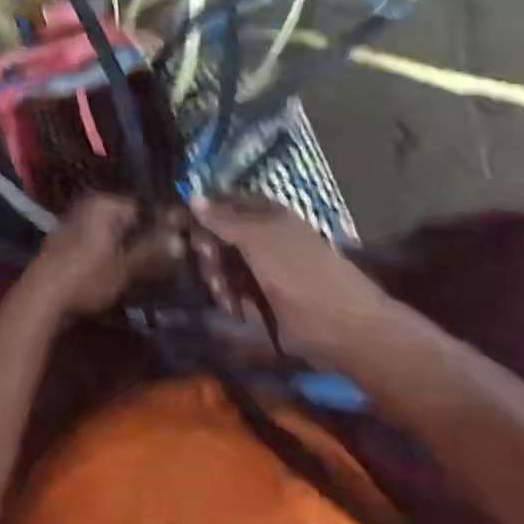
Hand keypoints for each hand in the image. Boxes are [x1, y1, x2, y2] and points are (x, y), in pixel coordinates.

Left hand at [23, 193, 181, 316]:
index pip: (145, 207)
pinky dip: (109, 250)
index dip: (163, 225)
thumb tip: (180, 239)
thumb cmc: (87, 277)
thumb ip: (153, 251)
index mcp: (105, 204)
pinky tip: (119, 268)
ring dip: (127, 245)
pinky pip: (97, 239)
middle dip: (145, 236)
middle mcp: (89, 205)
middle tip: (165, 258)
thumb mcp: (125, 267)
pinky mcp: (67, 238)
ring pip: (112, 230)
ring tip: (146, 266)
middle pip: (127, 218)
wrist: (42, 294)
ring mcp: (76, 220)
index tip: (178, 243)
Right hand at [191, 192, 398, 357]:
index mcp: (264, 214)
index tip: (180, 229)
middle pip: (217, 234)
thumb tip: (191, 196)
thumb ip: (223, 218)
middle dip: (206, 250)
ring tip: (223, 293)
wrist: (343, 327)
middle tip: (209, 266)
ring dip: (215, 276)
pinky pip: (233, 288)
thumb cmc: (299, 273)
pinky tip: (232, 307)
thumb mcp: (258, 238)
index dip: (200, 212)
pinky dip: (228, 296)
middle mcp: (261, 236)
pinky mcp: (263, 296)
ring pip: (222, 263)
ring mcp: (262, 267)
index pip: (221, 202)